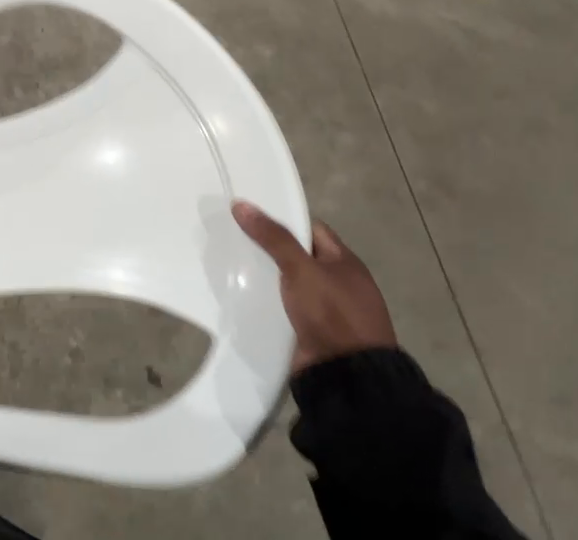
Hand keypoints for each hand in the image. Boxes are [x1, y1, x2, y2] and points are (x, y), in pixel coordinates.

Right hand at [233, 201, 395, 373]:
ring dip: (264, 277)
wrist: (347, 373)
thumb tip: (242, 205)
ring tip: (230, 265)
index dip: (283, 219)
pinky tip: (242, 295)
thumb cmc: (332, 313)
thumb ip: (274, 238)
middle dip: (267, 248)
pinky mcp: (310, 328)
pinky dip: (266, 300)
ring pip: (287, 282)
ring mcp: (325, 308)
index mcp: (344, 263)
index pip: (311, 229)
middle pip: (297, 255)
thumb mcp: (302, 269)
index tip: (250, 216)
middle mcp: (337, 282)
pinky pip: (283, 306)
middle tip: (233, 238)